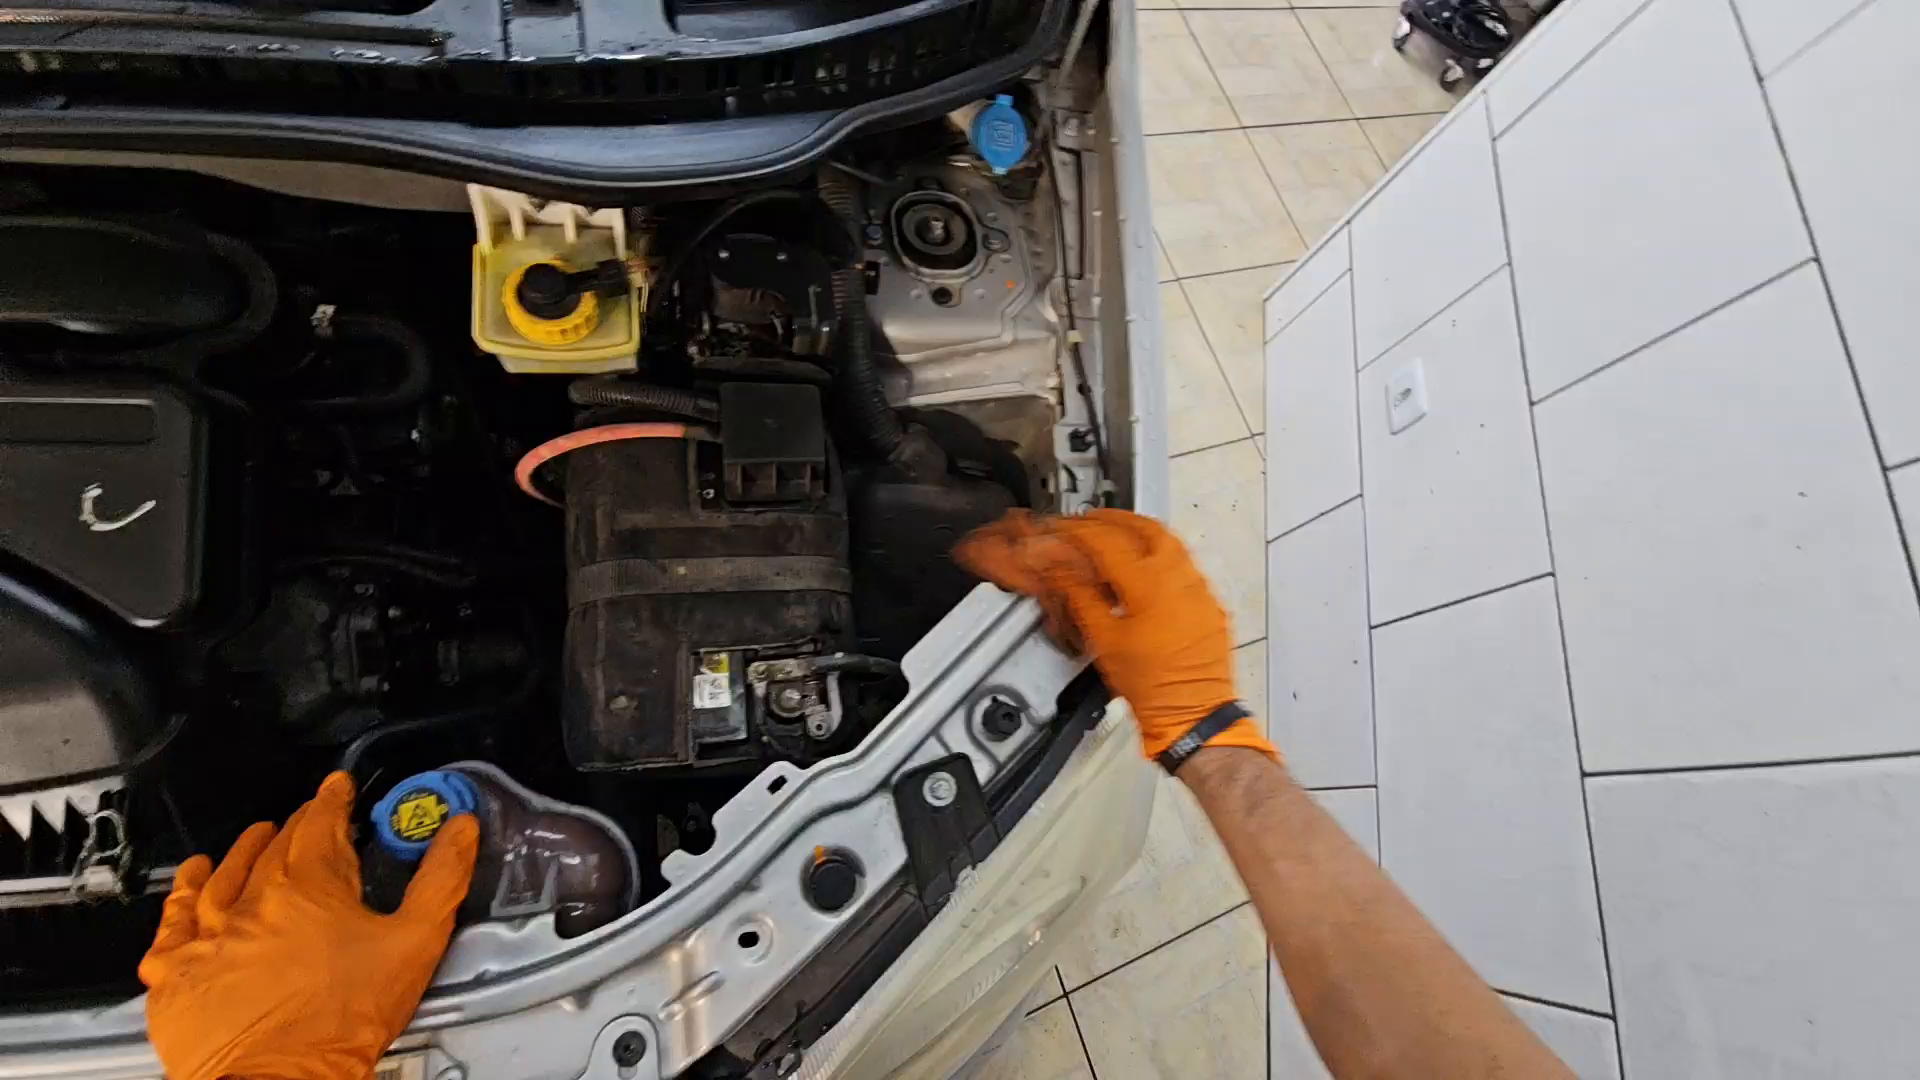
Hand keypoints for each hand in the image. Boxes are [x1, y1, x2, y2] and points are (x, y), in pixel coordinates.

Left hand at [141, 771, 479, 1079]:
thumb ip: (443, 874)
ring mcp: (205, 940)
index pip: (320, 824)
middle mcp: (252, 901)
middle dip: (297, 824)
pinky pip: (170, 926)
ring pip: (221, 877)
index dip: (332, 799)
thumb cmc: (351, 1010)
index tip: (337, 785)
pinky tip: (191, 883)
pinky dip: (181, 898)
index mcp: (311, 885)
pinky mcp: (173, 978)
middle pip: (274, 847)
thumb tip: (461, 825)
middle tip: (313, 813)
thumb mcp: (419, 937)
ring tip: (256, 836)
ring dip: (242, 851)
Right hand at [956, 509, 1275, 761]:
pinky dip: (1161, 554)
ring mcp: (1199, 589)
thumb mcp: (1104, 640)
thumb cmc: (1151, 686)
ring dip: (1140, 531)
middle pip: (1145, 527)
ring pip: (1170, 542)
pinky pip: (1185, 564)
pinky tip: (1146, 567)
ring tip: (1117, 534)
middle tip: (1090, 519)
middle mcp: (1179, 579)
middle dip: (1113, 519)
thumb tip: (1062, 572)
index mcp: (1148, 584)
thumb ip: (1081, 597)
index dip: (1079, 532)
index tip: (1062, 529)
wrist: (1193, 714)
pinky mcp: (1209, 603)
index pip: (1107, 542)